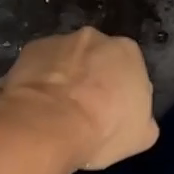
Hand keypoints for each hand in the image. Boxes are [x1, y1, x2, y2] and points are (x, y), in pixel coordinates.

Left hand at [0, 27, 158, 171]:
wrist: (49, 125)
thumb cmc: (103, 130)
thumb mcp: (141, 135)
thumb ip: (142, 117)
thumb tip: (137, 117)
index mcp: (128, 51)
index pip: (129, 70)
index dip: (120, 93)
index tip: (111, 113)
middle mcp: (94, 37)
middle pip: (96, 59)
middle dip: (91, 79)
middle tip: (83, 110)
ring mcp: (59, 40)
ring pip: (65, 60)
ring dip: (63, 78)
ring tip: (54, 111)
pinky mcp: (30, 49)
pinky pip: (39, 66)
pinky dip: (38, 81)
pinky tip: (36, 105)